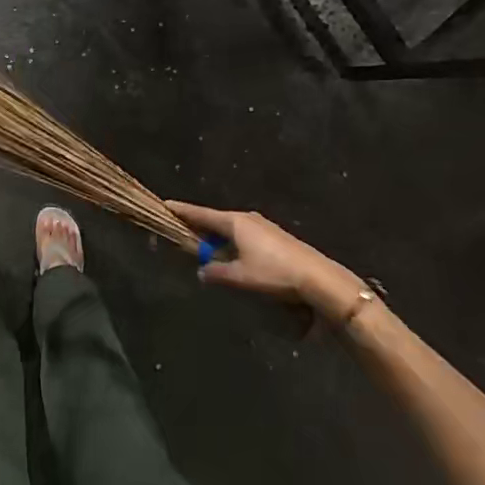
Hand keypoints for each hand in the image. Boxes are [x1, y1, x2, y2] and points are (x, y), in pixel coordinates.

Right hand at [167, 200, 368, 322]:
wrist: (319, 279)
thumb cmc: (274, 274)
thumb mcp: (240, 277)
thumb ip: (216, 272)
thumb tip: (202, 271)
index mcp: (234, 222)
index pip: (200, 214)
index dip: (182, 211)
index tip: (165, 205)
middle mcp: (246, 218)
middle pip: (215, 220)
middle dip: (199, 227)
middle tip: (184, 233)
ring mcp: (263, 226)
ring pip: (231, 228)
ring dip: (218, 238)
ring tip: (208, 250)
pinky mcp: (275, 237)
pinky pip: (244, 235)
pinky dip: (233, 242)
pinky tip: (235, 257)